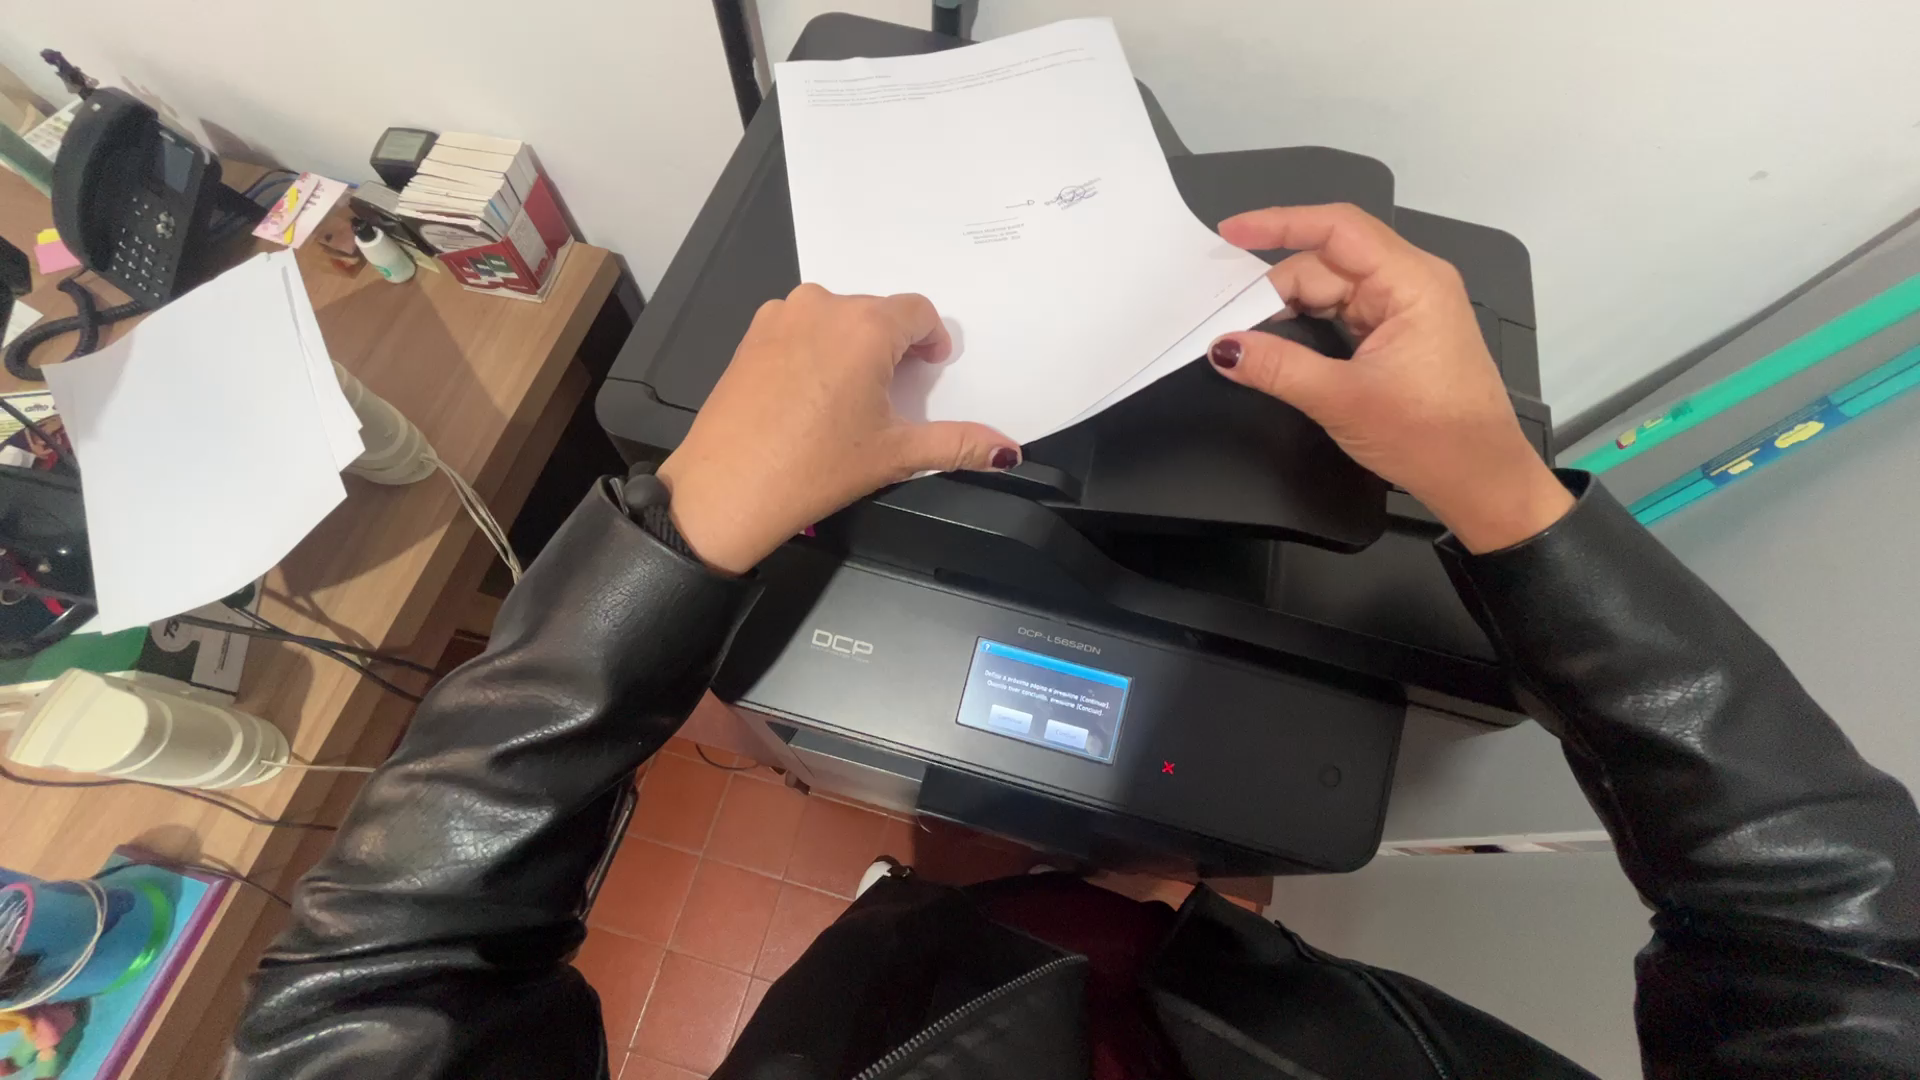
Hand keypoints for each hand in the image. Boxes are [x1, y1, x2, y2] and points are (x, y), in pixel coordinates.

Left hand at [656, 285, 1019, 573]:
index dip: (931, 340)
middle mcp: (822, 307)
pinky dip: (816, 350)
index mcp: (865, 327)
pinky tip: (811, 396)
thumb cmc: (812, 469)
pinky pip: (800, 328)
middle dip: (892, 348)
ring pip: (836, 319)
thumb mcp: (896, 455)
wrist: (727, 489)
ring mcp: (781, 316)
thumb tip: (1006, 452)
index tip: (930, 367)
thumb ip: (959, 445)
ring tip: (849, 399)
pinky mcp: (752, 334)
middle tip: (891, 396)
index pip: (918, 311)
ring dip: (853, 347)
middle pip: (877, 314)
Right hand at [1207, 204, 1571, 552]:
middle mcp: (1407, 284)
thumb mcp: (1341, 399)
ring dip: (1284, 310)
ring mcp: (1399, 309)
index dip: (1280, 224)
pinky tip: (1273, 342)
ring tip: (1244, 335)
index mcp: (1411, 282)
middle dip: (1273, 288)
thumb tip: (1224, 349)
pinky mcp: (1390, 335)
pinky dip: (1301, 325)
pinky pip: (1336, 314)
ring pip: (1326, 291)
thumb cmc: (1430, 436)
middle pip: (1324, 264)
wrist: (1476, 476)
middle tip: (1225, 323)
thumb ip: (1277, 368)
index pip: (1338, 230)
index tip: (1231, 233)